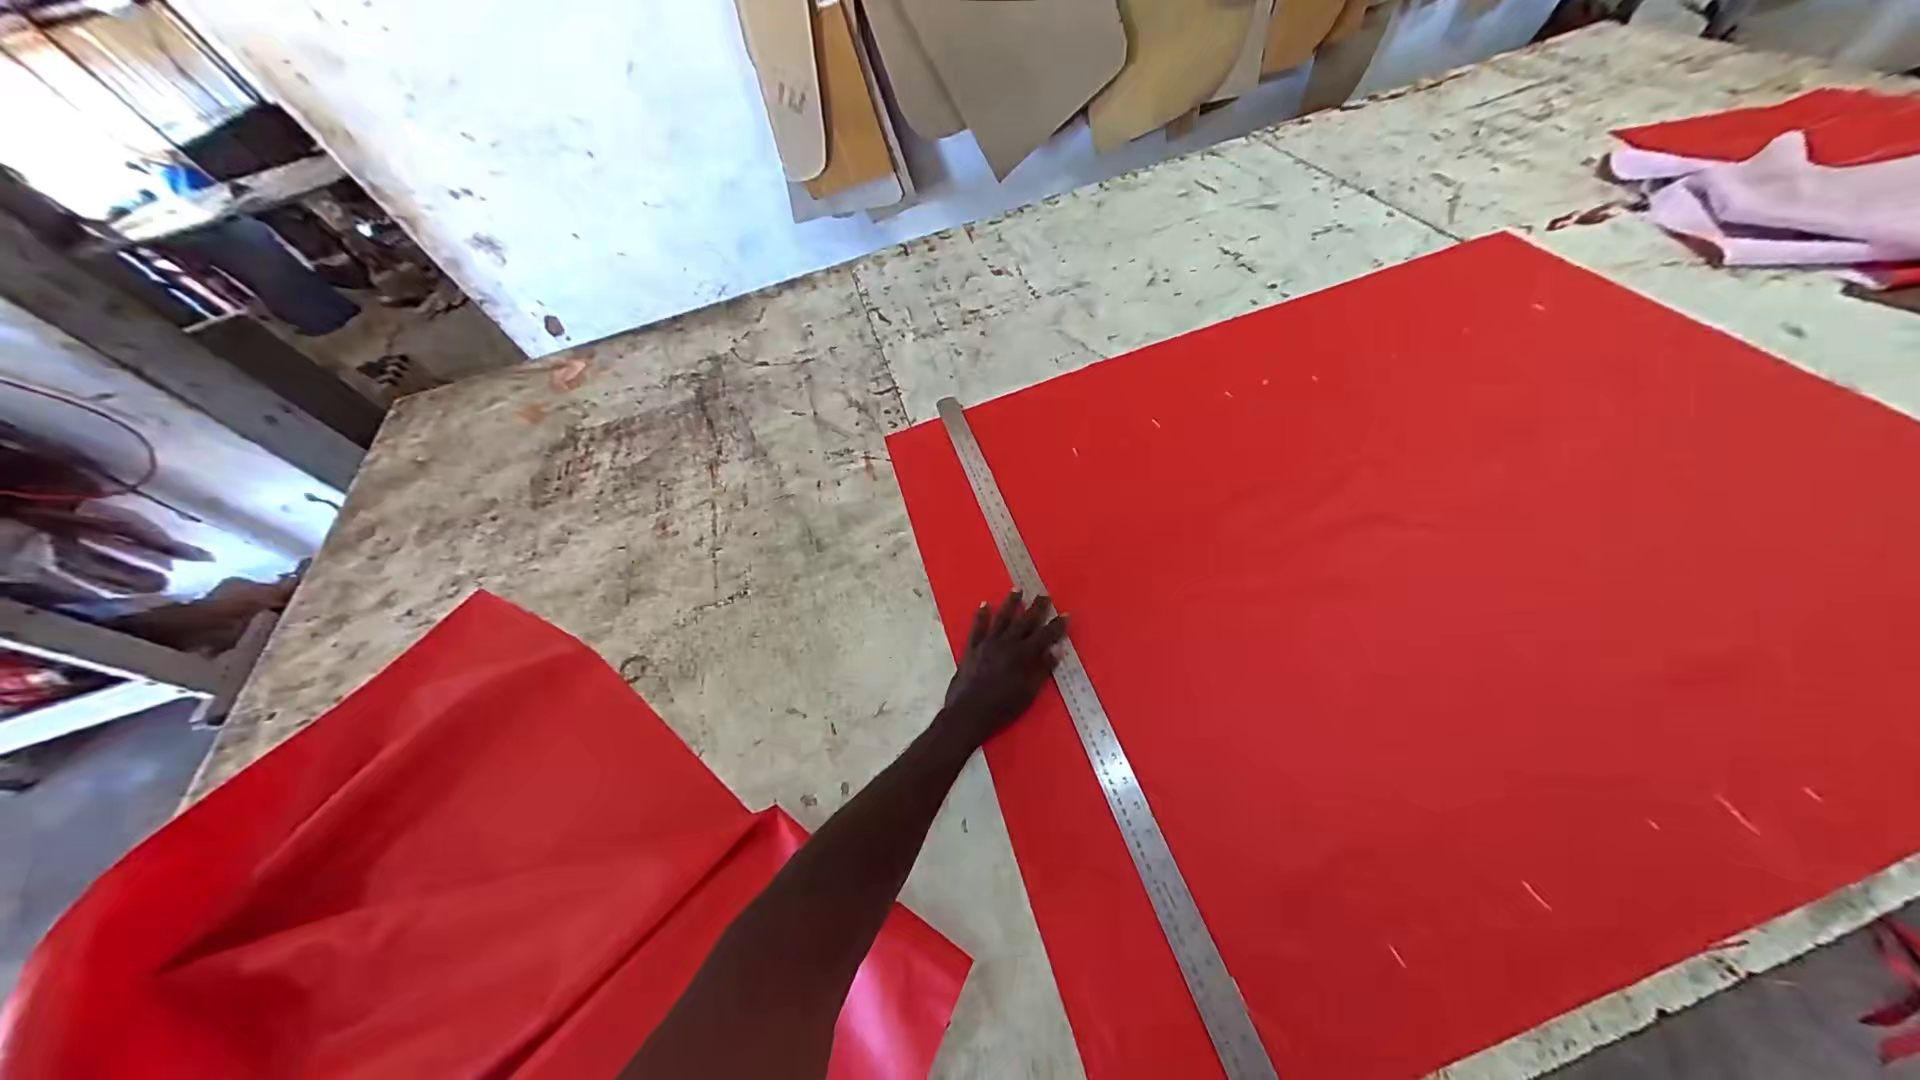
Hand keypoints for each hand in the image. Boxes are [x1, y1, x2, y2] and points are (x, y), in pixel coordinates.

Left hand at [940, 591, 1068, 746]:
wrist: (969, 713)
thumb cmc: (1003, 707)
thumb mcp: (1028, 693)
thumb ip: (1042, 670)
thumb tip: (1056, 651)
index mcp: (1023, 655)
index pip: (1045, 635)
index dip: (1056, 625)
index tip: (1065, 614)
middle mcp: (1006, 643)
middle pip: (1025, 621)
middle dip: (1036, 607)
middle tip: (1044, 594)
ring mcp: (987, 643)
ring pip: (1002, 618)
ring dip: (1010, 603)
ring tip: (1016, 589)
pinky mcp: (972, 648)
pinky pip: (977, 627)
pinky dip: (981, 615)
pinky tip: (985, 604)